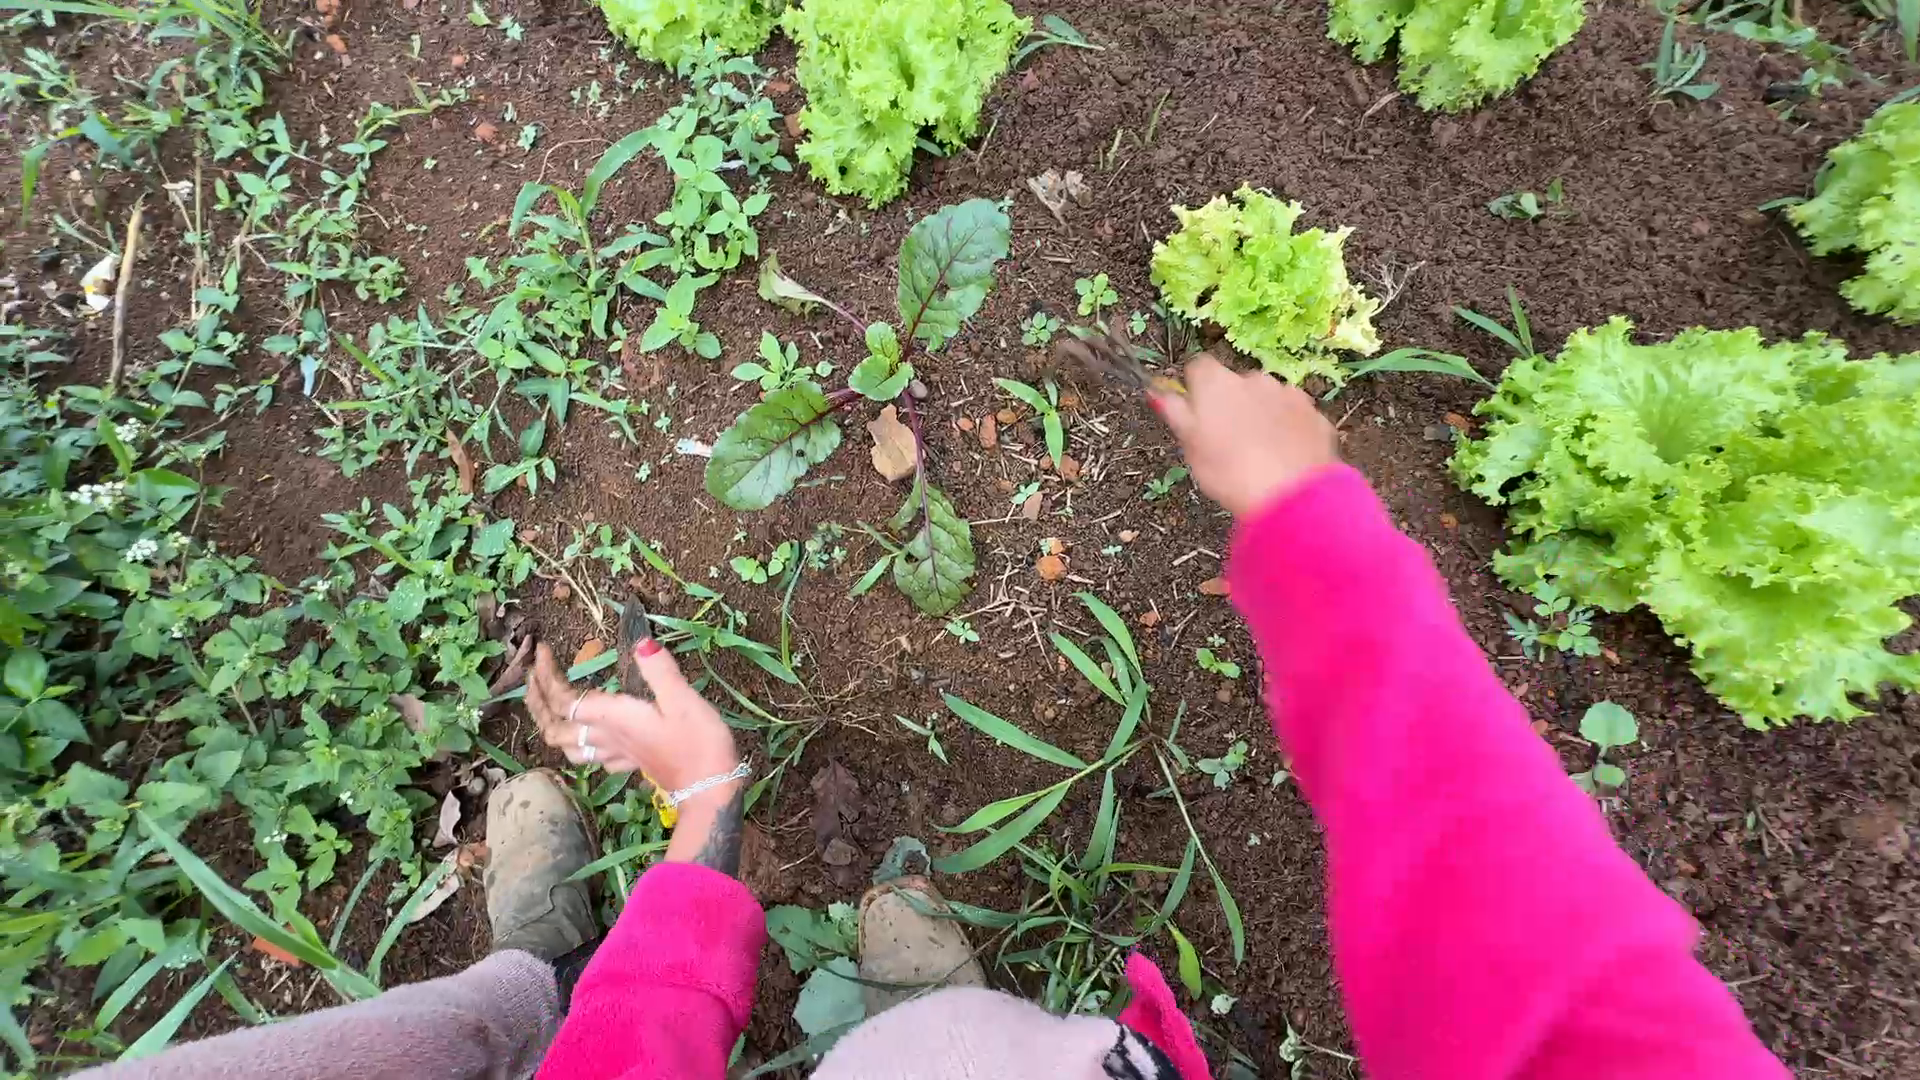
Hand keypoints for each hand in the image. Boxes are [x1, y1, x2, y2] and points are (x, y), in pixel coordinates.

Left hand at [526, 637, 738, 794]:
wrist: (710, 789)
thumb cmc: (698, 743)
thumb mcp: (683, 700)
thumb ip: (660, 671)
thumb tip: (640, 642)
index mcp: (613, 719)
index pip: (563, 700)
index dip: (546, 676)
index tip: (541, 651)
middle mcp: (607, 738)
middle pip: (554, 727)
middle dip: (537, 701)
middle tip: (534, 676)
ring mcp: (618, 754)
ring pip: (568, 746)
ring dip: (551, 726)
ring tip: (550, 708)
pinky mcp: (632, 763)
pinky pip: (593, 756)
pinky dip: (581, 744)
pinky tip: (591, 738)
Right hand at [1151, 353, 1338, 517]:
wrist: (1290, 494)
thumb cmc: (1228, 472)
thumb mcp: (1190, 446)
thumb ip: (1174, 412)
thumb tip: (1157, 390)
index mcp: (1217, 383)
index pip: (1197, 366)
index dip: (1194, 388)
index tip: (1194, 413)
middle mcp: (1253, 378)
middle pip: (1234, 382)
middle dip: (1229, 403)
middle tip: (1224, 439)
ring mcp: (1287, 393)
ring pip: (1265, 397)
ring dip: (1258, 413)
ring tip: (1255, 450)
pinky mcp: (1313, 412)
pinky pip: (1291, 413)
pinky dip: (1285, 426)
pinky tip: (1281, 454)